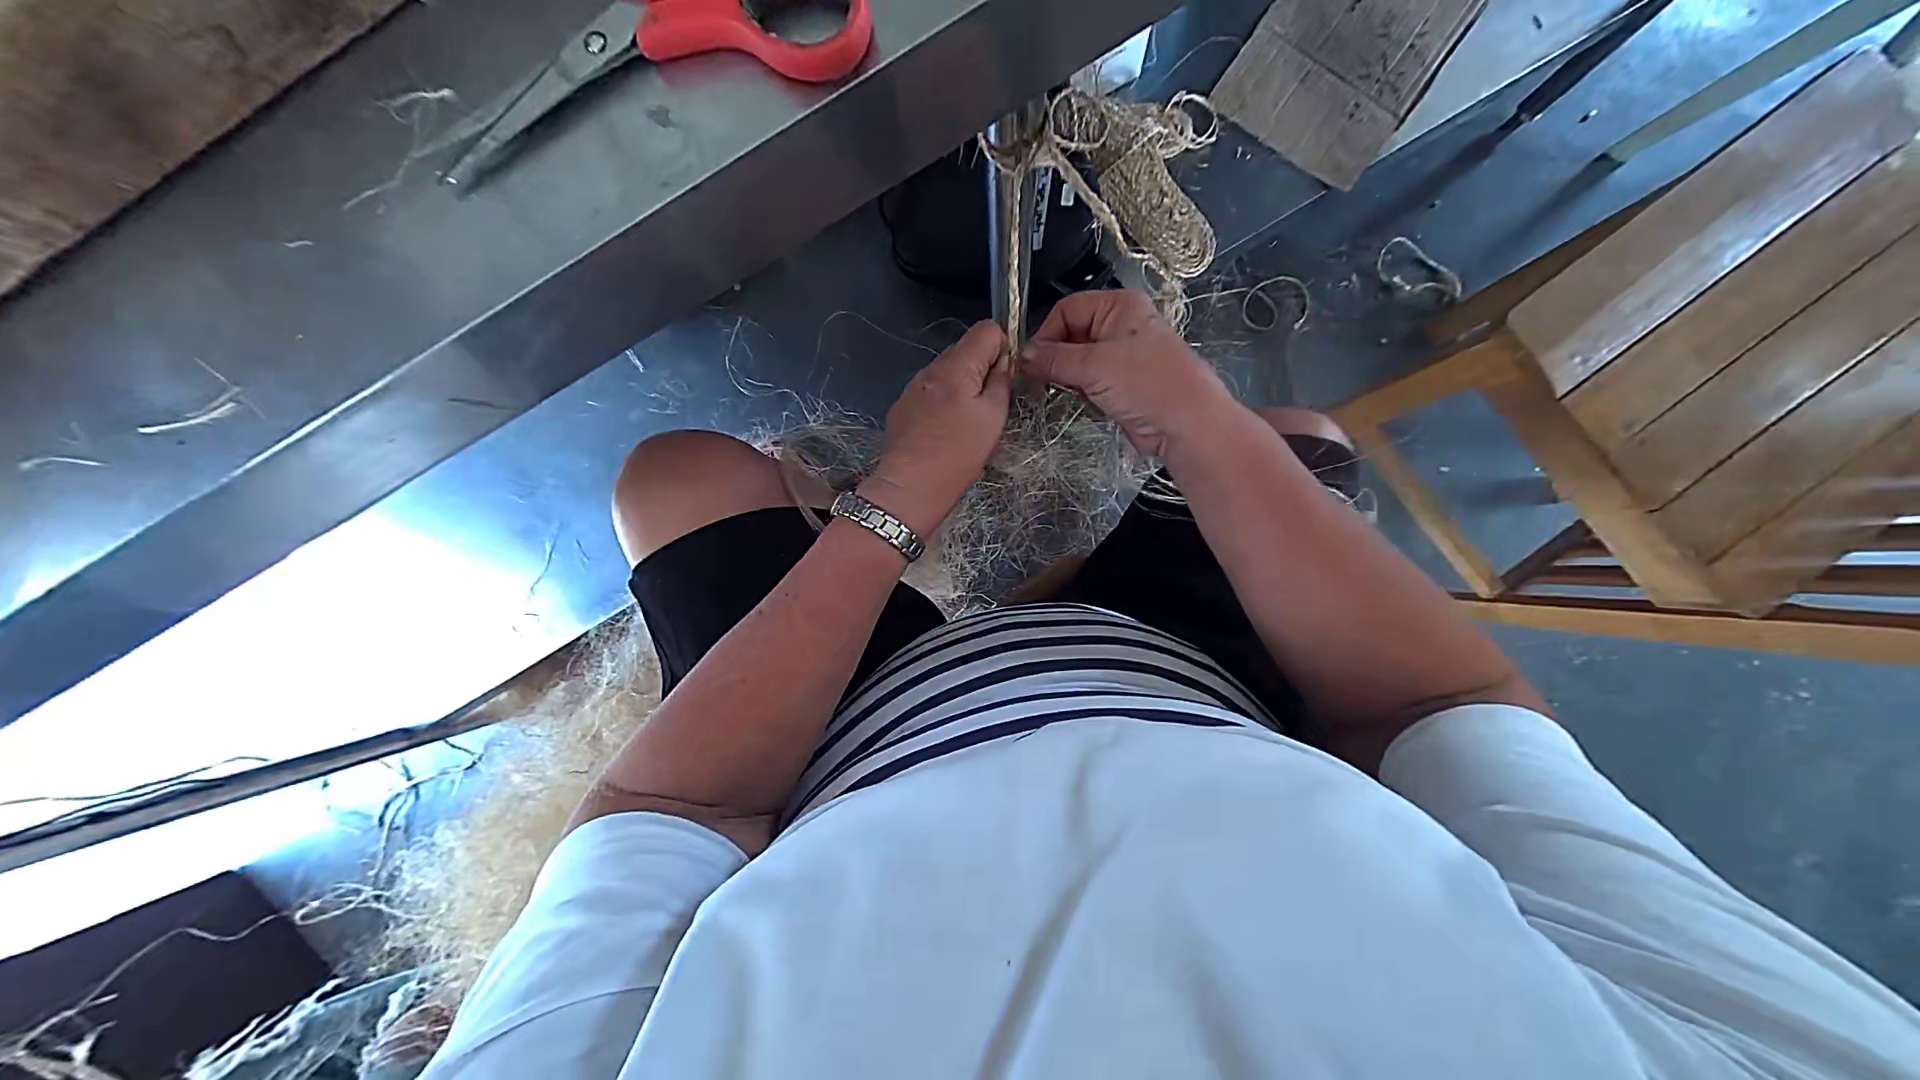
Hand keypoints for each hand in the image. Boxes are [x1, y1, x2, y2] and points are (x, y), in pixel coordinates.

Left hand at [861, 320, 1011, 536]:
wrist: (910, 486)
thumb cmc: (957, 455)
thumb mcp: (993, 418)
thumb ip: (1000, 381)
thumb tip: (1002, 361)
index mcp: (955, 367)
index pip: (986, 329)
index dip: (1002, 348)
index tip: (1004, 378)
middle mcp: (930, 369)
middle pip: (964, 349)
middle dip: (981, 368)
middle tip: (987, 406)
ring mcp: (912, 387)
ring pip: (947, 371)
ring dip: (962, 386)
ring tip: (964, 422)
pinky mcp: (902, 406)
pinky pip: (931, 391)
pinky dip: (943, 401)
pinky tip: (943, 429)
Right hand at [1023, 289, 1240, 457]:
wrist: (1185, 424)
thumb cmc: (1148, 384)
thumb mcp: (1094, 366)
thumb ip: (1053, 359)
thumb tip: (1023, 356)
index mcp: (1119, 306)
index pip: (1067, 309)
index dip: (1046, 333)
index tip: (1031, 360)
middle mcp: (1121, 326)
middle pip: (1071, 335)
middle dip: (1058, 359)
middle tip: (1047, 379)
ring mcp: (1123, 356)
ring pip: (1078, 362)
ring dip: (1071, 379)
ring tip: (1079, 392)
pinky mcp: (1122, 384)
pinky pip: (1090, 383)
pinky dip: (1084, 393)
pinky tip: (1092, 403)